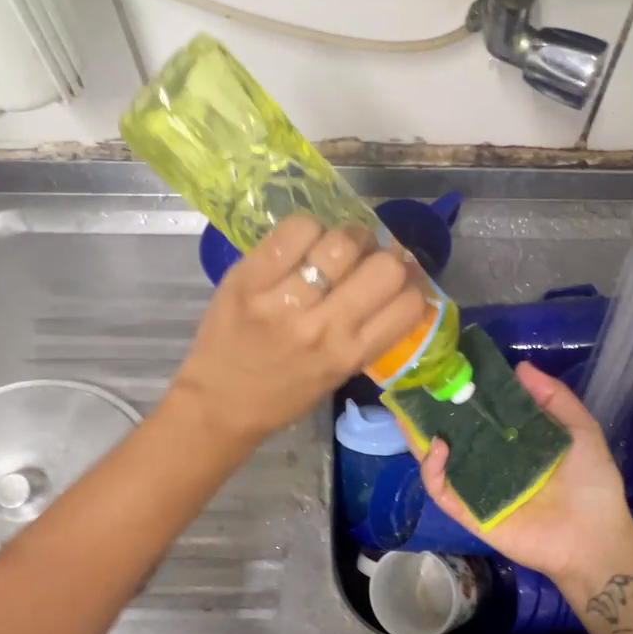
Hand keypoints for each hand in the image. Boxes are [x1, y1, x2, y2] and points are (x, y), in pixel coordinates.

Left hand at [168, 215, 429, 445]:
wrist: (219, 404)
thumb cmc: (283, 395)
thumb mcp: (337, 374)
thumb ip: (368, 332)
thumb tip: (401, 281)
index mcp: (349, 355)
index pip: (409, 305)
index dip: (413, 283)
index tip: (401, 279)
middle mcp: (324, 328)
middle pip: (385, 268)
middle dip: (384, 255)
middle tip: (367, 259)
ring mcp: (285, 301)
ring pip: (342, 243)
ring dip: (348, 237)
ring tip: (335, 247)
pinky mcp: (249, 278)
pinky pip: (295, 231)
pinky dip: (308, 229)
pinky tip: (303, 243)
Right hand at [413, 362, 632, 585]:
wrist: (593, 536)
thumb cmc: (592, 484)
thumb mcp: (580, 430)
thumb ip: (554, 397)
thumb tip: (520, 367)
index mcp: (516, 444)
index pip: (483, 415)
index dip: (466, 394)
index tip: (451, 368)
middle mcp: (492, 464)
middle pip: (454, 436)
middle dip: (432, 412)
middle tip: (418, 385)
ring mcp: (478, 489)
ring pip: (438, 462)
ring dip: (419, 437)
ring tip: (411, 409)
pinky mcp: (469, 514)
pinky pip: (442, 492)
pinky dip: (432, 469)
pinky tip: (437, 446)